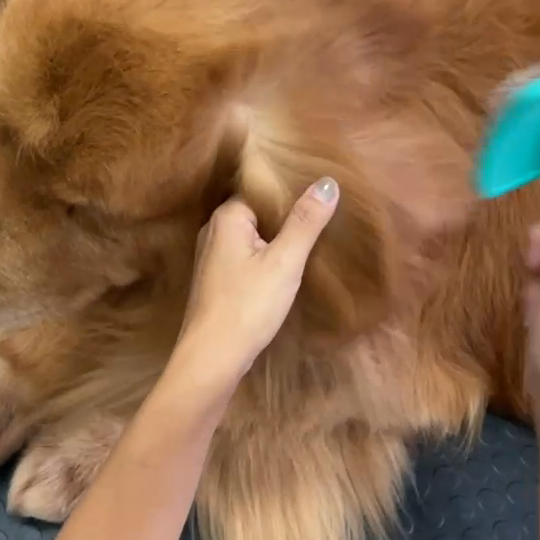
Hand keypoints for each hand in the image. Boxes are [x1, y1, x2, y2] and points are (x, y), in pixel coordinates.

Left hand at [174, 178, 339, 388]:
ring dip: (278, 238)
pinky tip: (287, 265)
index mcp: (227, 218)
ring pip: (253, 236)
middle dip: (286, 213)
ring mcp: (213, 257)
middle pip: (257, 212)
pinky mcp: (218, 280)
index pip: (261, 189)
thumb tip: (328, 181)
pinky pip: (247, 256)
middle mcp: (214, 231)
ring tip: (313, 236)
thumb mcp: (284, 262)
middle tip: (324, 212)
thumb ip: (306, 221)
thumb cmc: (247, 306)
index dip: (290, 189)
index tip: (321, 190)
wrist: (212, 358)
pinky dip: (267, 257)